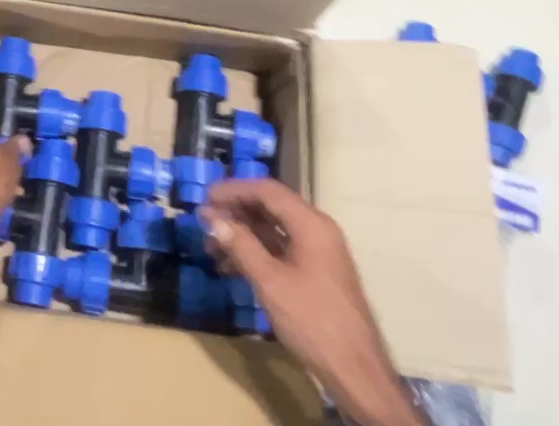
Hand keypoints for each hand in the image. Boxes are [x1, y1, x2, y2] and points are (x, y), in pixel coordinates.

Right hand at [201, 179, 422, 425]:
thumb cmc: (312, 320)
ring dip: (242, 235)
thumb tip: (213, 219)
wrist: (354, 368)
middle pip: (271, 207)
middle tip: (204, 222)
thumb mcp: (271, 282)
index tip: (205, 197)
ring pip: (274, 230)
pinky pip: (281, 250)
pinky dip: (256, 253)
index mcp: (311, 224)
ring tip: (211, 247)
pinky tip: (231, 266)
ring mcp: (317, 252)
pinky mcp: (315, 272)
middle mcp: (317, 230)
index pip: (268, 191)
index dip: (234, 190)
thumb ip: (241, 246)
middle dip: (236, 212)